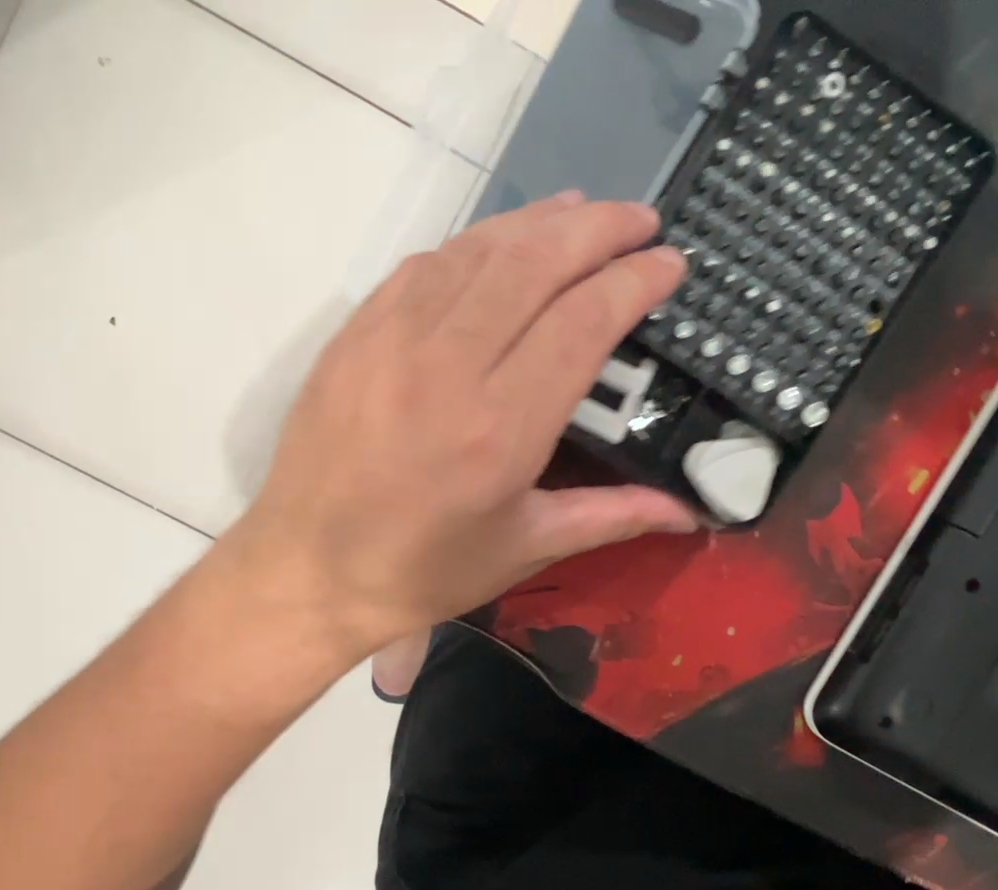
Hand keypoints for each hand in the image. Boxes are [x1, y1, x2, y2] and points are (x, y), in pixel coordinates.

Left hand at [226, 193, 697, 655]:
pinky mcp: (355, 333)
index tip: (669, 264)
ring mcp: (393, 341)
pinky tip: (503, 241)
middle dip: (598, 230)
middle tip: (641, 220)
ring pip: (478, 251)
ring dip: (539, 222)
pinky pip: (425, 265)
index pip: (582, 322)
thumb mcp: (525, 547)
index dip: (632, 281)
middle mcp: (449, 368)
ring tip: (584, 211)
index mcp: (501, 428)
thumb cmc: (423, 570)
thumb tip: (689, 513)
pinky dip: (475, 243)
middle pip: (535, 265)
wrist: (308, 570)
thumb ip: (611, 516)